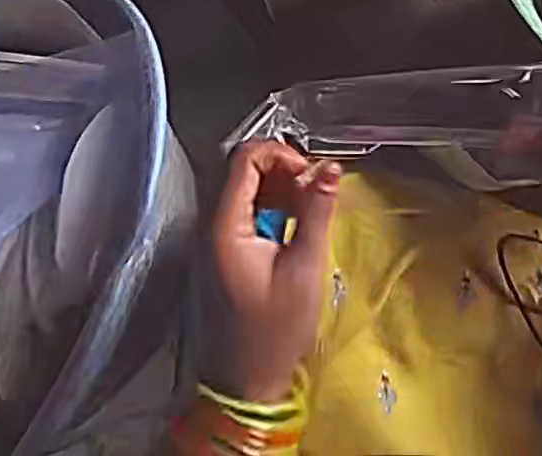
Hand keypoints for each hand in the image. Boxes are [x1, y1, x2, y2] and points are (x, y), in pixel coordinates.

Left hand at [204, 141, 341, 400]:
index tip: (309, 173)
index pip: (245, 158)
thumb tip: (331, 169)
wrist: (245, 386)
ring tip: (307, 204)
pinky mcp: (220, 249)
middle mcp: (210, 224)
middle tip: (312, 187)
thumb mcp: (304, 268)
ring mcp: (212, 237)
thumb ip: (317, 211)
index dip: (281, 155)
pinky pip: (242, 207)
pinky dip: (269, 203)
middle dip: (282, 168)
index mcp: (225, 225)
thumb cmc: (274, 333)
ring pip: (243, 186)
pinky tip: (291, 221)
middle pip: (242, 167)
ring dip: (278, 185)